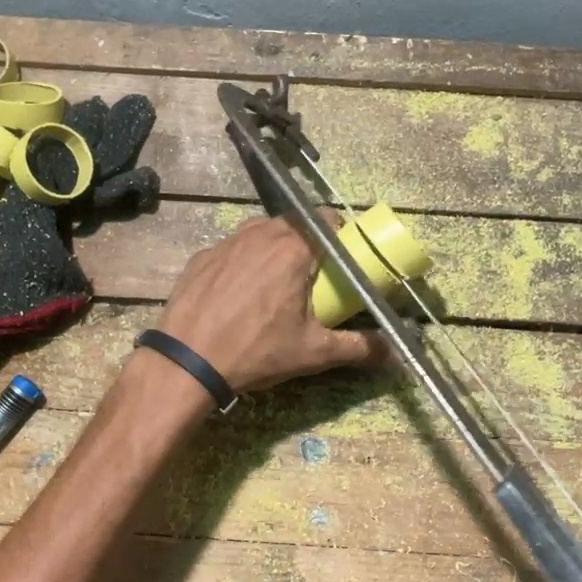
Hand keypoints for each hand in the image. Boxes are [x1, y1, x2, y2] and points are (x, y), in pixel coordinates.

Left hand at [151, 212, 384, 391]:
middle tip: (313, 276)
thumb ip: (359, 348)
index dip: (339, 234)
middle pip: (294, 224)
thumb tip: (396, 354)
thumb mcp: (313, 353)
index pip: (327, 219)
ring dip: (274, 249)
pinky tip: (238, 294)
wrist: (185, 363)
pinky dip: (242, 263)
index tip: (342, 259)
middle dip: (308, 243)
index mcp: (294, 247)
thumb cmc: (256, 351)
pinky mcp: (201, 257)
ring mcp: (226, 243)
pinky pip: (232, 250)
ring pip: (260, 233)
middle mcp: (260, 234)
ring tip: (276, 284)